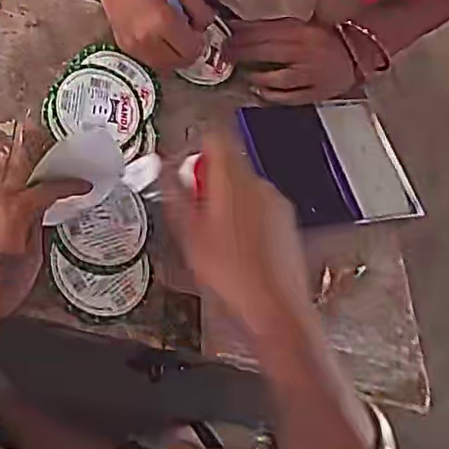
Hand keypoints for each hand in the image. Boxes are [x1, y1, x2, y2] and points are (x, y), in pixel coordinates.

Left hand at [0, 176, 90, 341]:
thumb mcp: (31, 260)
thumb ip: (37, 230)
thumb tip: (38, 217)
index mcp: (14, 208)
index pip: (47, 189)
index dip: (68, 186)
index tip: (81, 185)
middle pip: (18, 167)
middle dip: (38, 164)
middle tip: (55, 166)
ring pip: (3, 178)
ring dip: (20, 176)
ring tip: (38, 186)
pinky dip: (7, 193)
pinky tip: (16, 206)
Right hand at [89, 0, 215, 69]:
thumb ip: (201, 10)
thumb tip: (204, 28)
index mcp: (164, 21)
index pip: (191, 50)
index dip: (199, 43)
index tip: (197, 32)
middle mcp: (148, 38)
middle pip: (180, 62)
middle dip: (188, 52)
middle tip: (187, 36)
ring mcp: (134, 46)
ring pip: (165, 66)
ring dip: (174, 56)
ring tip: (171, 37)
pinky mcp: (125, 48)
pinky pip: (151, 61)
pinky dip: (160, 55)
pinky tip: (158, 38)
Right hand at [158, 127, 313, 339]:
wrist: (276, 311)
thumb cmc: (231, 274)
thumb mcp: (188, 232)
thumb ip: (174, 192)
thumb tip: (162, 167)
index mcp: (232, 179)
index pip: (214, 137)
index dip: (194, 145)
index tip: (182, 166)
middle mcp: (258, 184)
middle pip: (227, 162)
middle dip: (206, 180)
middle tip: (192, 210)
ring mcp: (276, 202)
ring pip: (242, 186)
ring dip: (225, 199)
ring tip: (212, 236)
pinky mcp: (286, 222)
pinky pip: (257, 205)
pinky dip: (243, 216)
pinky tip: (234, 247)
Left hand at [226, 18, 358, 104]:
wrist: (356, 56)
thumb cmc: (322, 39)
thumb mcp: (297, 26)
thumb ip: (269, 28)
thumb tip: (235, 28)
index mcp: (301, 31)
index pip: (264, 32)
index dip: (240, 35)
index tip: (224, 37)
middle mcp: (305, 52)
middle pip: (265, 52)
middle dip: (241, 53)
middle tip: (226, 55)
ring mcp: (311, 75)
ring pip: (276, 78)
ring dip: (255, 76)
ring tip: (243, 73)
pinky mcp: (316, 93)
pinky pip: (289, 97)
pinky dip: (270, 95)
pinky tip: (258, 91)